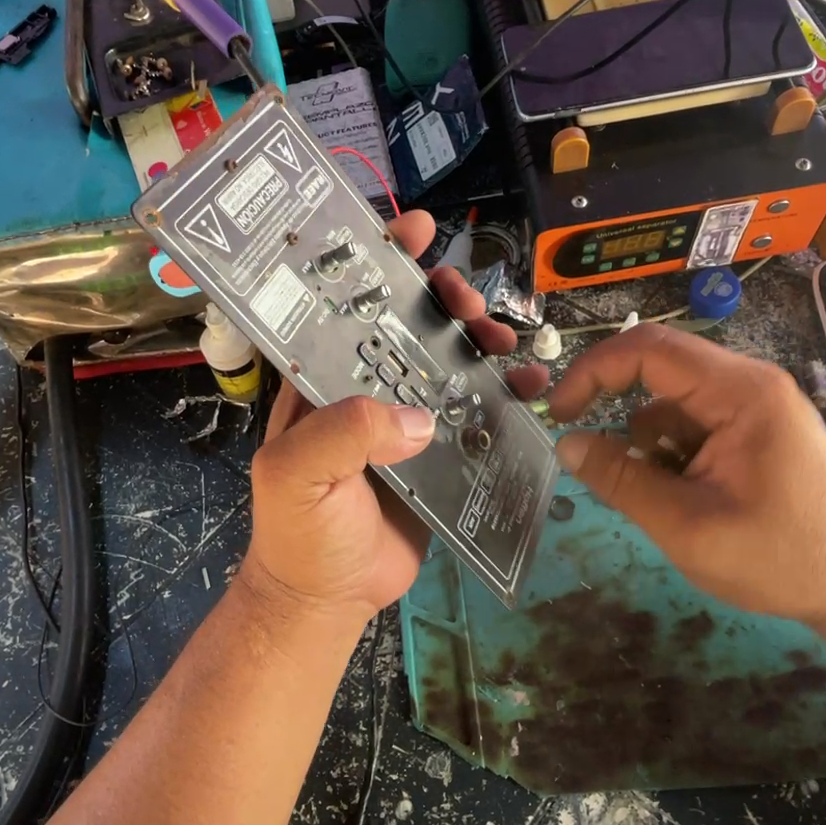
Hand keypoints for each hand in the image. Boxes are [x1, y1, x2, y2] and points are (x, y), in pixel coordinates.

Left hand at [240, 210, 546, 624]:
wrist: (329, 596)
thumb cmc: (299, 533)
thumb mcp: (296, 475)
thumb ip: (342, 435)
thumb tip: (417, 420)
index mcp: (323, 380)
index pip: (348, 304)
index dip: (379, 260)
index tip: (415, 229)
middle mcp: (367, 389)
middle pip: (411, 324)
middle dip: (444, 300)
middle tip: (468, 302)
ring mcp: (406, 420)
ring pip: (450, 362)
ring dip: (480, 341)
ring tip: (503, 342)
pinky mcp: (441, 455)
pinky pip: (477, 414)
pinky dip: (505, 396)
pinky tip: (529, 388)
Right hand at [545, 324, 825, 626]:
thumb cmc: (781, 558)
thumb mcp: (687, 526)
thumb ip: (622, 480)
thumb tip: (568, 445)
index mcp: (739, 392)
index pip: (647, 349)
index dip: (592, 372)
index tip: (559, 414)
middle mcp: (747, 384)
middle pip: (657, 369)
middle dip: (613, 405)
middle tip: (583, 446)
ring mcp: (752, 407)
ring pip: (668, 403)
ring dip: (645, 442)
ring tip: (662, 499)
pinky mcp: (751, 432)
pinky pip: (689, 425)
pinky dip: (668, 454)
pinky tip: (682, 498)